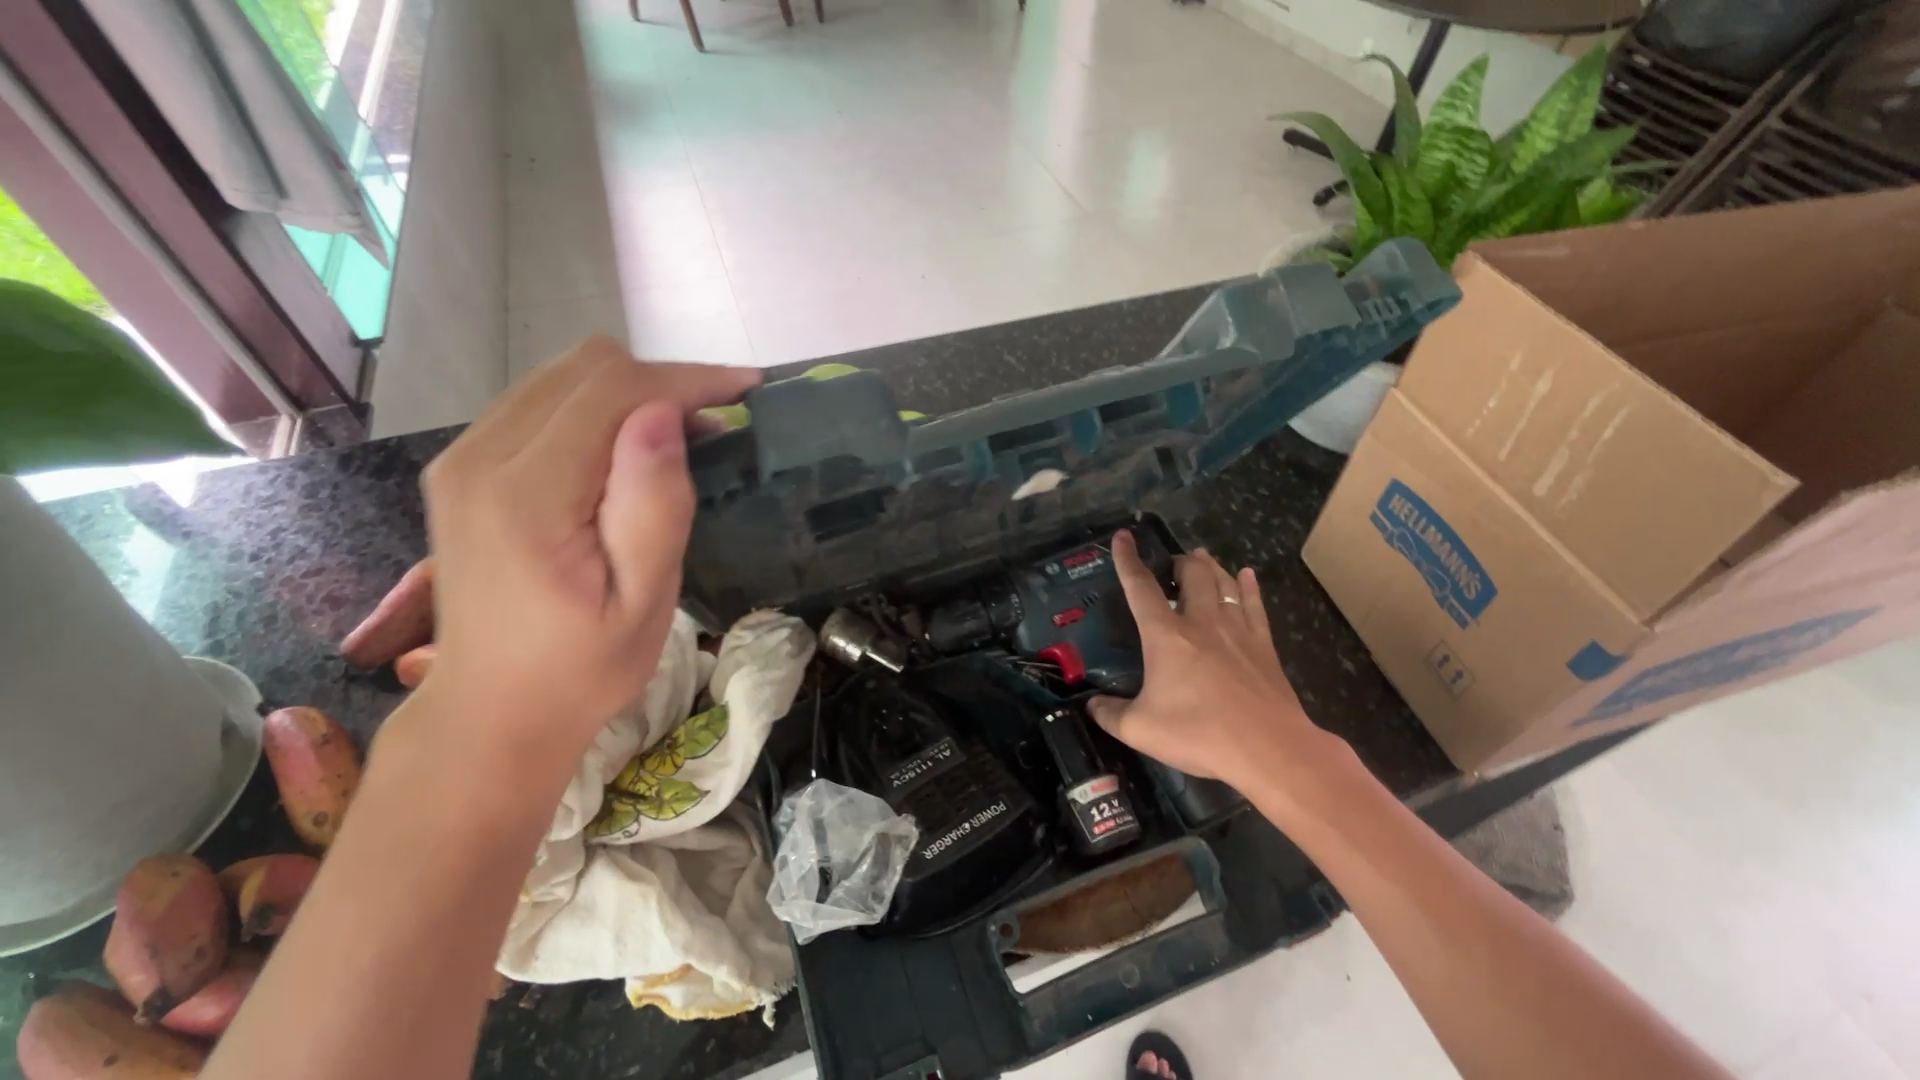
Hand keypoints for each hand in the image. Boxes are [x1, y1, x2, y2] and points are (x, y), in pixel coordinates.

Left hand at [411, 338, 758, 765]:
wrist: (494, 709)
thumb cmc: (583, 668)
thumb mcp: (645, 603)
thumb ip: (654, 506)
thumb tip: (662, 416)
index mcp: (526, 496)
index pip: (612, 391)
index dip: (686, 379)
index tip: (746, 389)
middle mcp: (480, 458)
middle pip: (583, 368)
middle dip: (661, 381)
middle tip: (716, 425)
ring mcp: (462, 458)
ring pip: (561, 377)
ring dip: (630, 392)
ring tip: (681, 437)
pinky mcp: (464, 467)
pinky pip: (539, 403)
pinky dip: (595, 409)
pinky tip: (628, 450)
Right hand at [1086, 532, 1337, 790]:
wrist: (1267, 747)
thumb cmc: (1199, 734)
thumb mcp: (1140, 730)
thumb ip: (1111, 715)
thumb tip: (1091, 706)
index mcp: (1166, 636)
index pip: (1141, 588)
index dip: (1128, 560)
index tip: (1123, 537)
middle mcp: (1201, 622)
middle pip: (1192, 576)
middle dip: (1179, 562)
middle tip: (1172, 562)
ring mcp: (1237, 631)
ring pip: (1224, 584)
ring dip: (1210, 567)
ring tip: (1202, 557)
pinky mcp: (1264, 646)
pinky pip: (1254, 605)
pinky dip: (1248, 586)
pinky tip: (1246, 575)